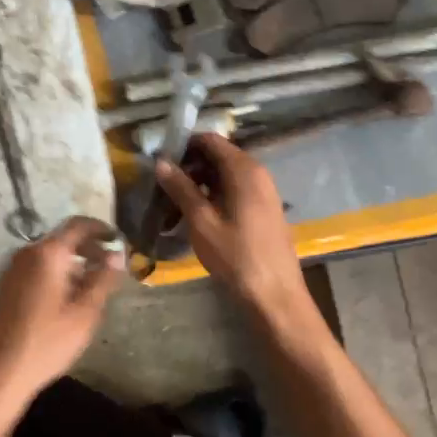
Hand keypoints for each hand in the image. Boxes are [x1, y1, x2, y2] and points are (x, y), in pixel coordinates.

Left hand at [0, 218, 124, 414]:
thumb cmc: (47, 342)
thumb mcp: (84, 313)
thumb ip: (102, 279)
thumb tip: (117, 254)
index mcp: (47, 253)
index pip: (78, 225)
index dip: (101, 229)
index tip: (119, 240)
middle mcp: (26, 252)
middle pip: (63, 239)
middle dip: (89, 248)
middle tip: (111, 267)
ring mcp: (12, 268)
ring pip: (49, 255)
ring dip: (73, 263)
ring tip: (94, 286)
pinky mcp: (6, 284)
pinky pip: (37, 268)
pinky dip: (56, 273)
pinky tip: (67, 298)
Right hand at [155, 134, 308, 309]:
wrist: (276, 296)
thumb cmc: (236, 257)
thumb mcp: (201, 222)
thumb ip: (181, 188)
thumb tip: (160, 161)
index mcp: (244, 170)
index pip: (210, 140)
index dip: (183, 146)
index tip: (161, 162)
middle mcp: (257, 173)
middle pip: (216, 156)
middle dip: (188, 168)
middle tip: (163, 189)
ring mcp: (263, 191)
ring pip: (223, 176)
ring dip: (197, 185)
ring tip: (173, 208)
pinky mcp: (263, 208)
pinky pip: (233, 190)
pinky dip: (212, 197)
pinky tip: (195, 218)